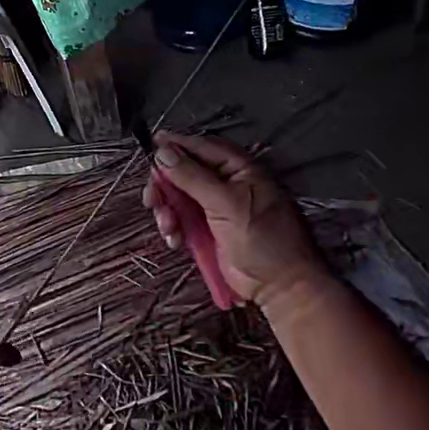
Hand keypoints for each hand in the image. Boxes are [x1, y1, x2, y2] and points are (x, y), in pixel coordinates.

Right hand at [141, 131, 326, 310]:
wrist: (278, 285)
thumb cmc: (262, 238)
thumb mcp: (226, 203)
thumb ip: (192, 176)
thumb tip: (162, 152)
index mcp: (237, 168)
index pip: (200, 147)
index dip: (175, 145)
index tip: (151, 144)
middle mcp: (223, 183)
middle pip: (182, 172)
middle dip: (164, 185)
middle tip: (152, 198)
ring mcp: (213, 207)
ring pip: (176, 197)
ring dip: (166, 210)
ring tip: (168, 226)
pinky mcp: (205, 230)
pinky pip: (179, 220)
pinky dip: (173, 228)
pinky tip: (175, 240)